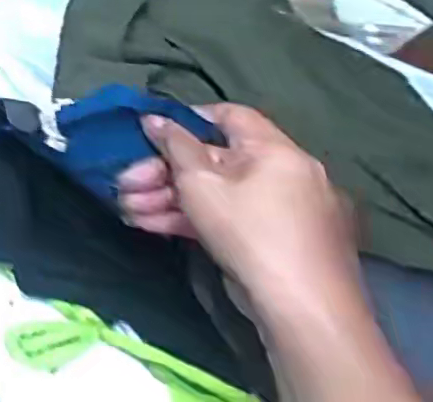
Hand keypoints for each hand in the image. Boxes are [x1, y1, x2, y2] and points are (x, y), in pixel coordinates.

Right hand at [117, 103, 359, 302]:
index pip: (231, 115)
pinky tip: (151, 225)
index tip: (153, 131)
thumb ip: (173, 143)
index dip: (188, 118)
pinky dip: (193, 217)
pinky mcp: (278, 243)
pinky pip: (230, 216)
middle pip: (213, 160)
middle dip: (163, 170)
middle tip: (127, 182)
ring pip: (216, 191)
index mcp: (276, 151)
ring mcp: (286, 213)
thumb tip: (154, 118)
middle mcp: (287, 175)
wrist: (305, 316)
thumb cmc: (249, 231)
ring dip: (169, 197)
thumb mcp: (198, 180)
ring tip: (129, 209)